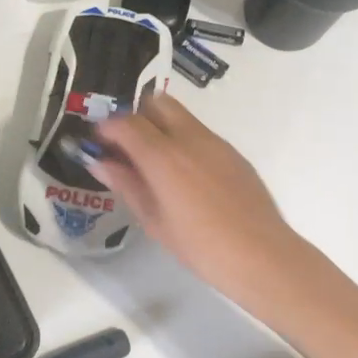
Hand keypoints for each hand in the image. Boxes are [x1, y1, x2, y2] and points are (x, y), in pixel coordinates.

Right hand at [90, 94, 301, 292]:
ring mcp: (216, 142)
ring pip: (180, 116)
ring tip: (152, 162)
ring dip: (160, 126)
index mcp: (164, 156)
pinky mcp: (233, 153)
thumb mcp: (154, 220)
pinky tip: (183, 175)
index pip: (126, 123)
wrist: (260, 254)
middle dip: (135, 116)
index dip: (106, 127)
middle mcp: (190, 138)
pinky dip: (183, 140)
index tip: (97, 142)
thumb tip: (100, 162)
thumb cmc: (201, 247)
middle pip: (156, 103)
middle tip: (124, 146)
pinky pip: (200, 133)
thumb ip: (127, 185)